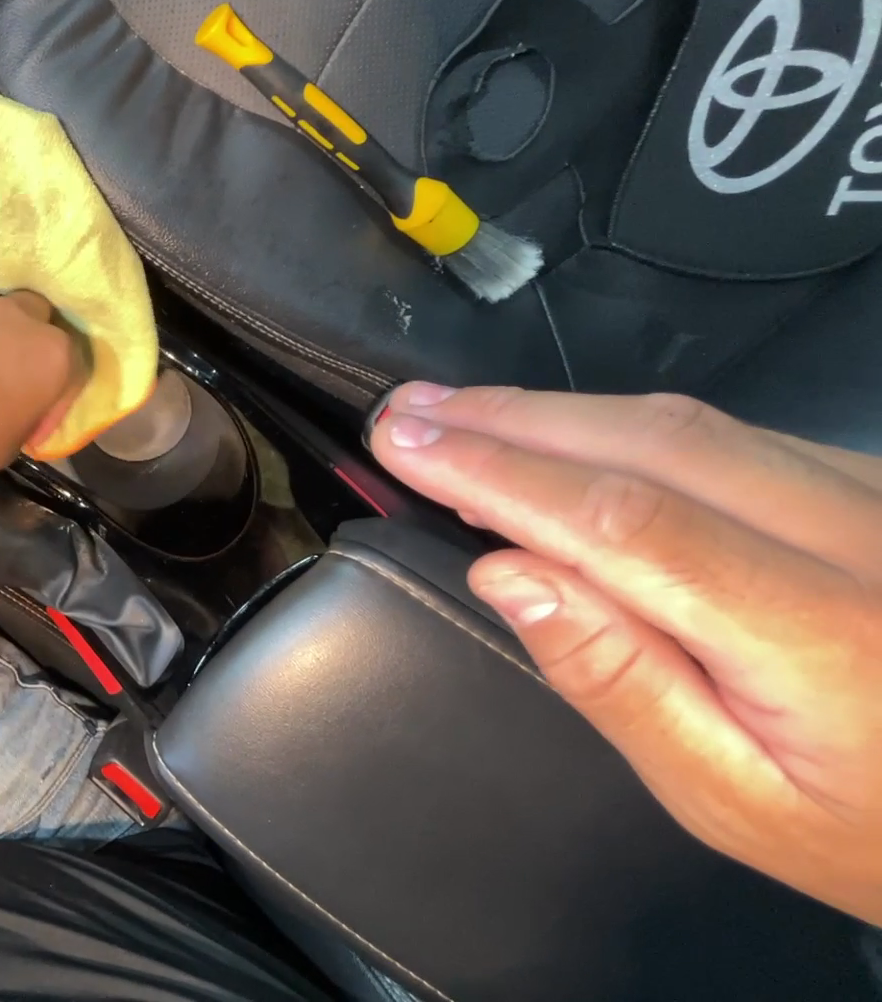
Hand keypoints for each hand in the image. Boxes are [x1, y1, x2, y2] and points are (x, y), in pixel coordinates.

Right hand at [369, 385, 881, 925]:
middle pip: (652, 446)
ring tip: (446, 411)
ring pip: (682, 425)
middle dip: (505, 420)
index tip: (404, 445)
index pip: (626, 525)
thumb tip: (504, 574)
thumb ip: (615, 680)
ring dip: (544, 412)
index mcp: (830, 640)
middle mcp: (870, 542)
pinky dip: (602, 426)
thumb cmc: (871, 830)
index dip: (500, 474)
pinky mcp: (872, 484)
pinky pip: (717, 432)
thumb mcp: (728, 794)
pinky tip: (540, 435)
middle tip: (404, 409)